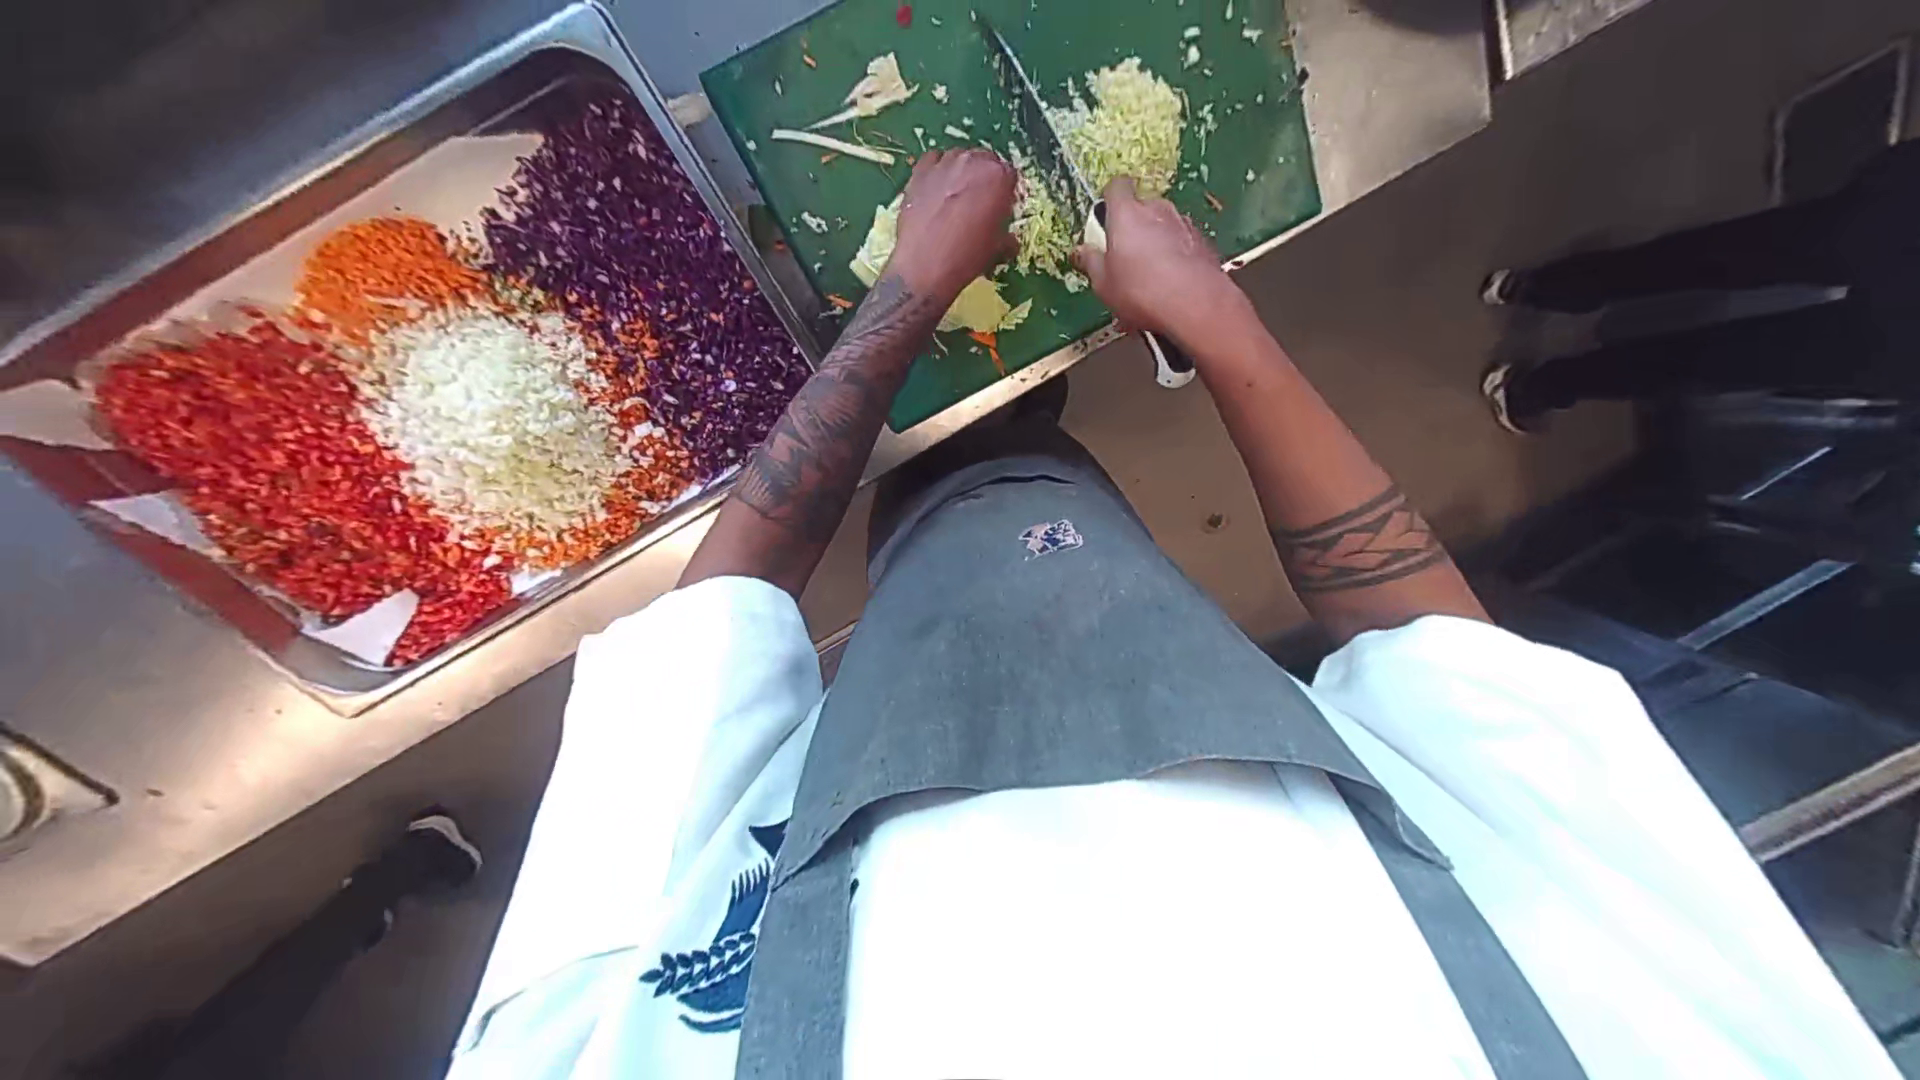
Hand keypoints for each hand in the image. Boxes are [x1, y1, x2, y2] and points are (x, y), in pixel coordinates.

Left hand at [888, 148, 1019, 298]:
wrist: (924, 266)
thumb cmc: (967, 258)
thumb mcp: (996, 251)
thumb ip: (1007, 238)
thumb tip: (1010, 241)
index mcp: (999, 177)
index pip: (1009, 175)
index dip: (1004, 193)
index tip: (998, 207)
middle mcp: (973, 161)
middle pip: (984, 161)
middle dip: (983, 179)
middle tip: (977, 203)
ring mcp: (944, 162)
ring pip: (959, 158)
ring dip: (960, 173)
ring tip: (954, 198)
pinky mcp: (920, 170)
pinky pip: (933, 162)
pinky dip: (937, 171)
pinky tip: (935, 190)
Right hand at [1075, 177, 1247, 342]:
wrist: (1195, 303)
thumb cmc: (1141, 291)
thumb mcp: (1103, 283)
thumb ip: (1091, 262)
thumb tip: (1080, 251)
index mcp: (1126, 214)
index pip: (1116, 186)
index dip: (1109, 199)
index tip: (1104, 219)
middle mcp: (1156, 209)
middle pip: (1140, 209)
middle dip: (1132, 228)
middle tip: (1122, 259)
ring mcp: (1182, 222)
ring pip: (1161, 227)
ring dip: (1153, 244)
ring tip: (1146, 278)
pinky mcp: (1202, 240)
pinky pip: (1179, 242)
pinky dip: (1172, 256)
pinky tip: (1167, 284)